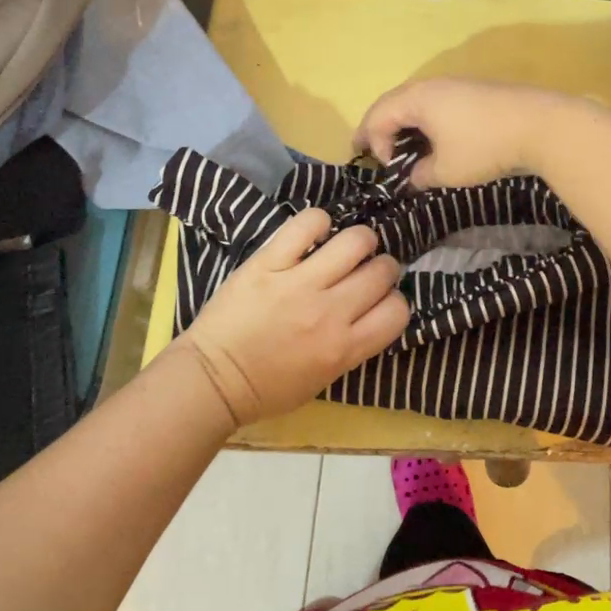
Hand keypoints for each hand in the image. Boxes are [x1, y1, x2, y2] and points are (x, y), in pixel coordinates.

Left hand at [175, 208, 408, 426]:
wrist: (212, 380)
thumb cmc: (268, 388)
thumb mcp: (325, 378)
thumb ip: (354, 344)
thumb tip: (374, 307)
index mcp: (344, 347)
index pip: (398, 310)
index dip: (394, 300)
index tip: (379, 299)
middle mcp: (329, 313)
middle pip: (382, 272)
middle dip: (381, 267)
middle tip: (364, 270)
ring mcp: (298, 284)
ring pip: (355, 241)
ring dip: (360, 240)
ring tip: (346, 247)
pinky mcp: (268, 262)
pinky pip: (307, 224)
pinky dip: (318, 222)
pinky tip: (315, 233)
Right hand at [354, 78, 581, 187]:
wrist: (540, 125)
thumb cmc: (484, 147)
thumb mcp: (447, 171)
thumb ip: (421, 174)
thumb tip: (413, 176)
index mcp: (417, 98)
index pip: (379, 116)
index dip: (373, 142)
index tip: (385, 169)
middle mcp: (432, 85)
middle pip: (395, 102)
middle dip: (381, 126)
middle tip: (370, 147)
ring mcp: (456, 85)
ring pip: (418, 101)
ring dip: (406, 122)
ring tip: (403, 145)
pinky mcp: (476, 92)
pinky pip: (438, 103)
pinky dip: (427, 120)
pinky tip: (436, 138)